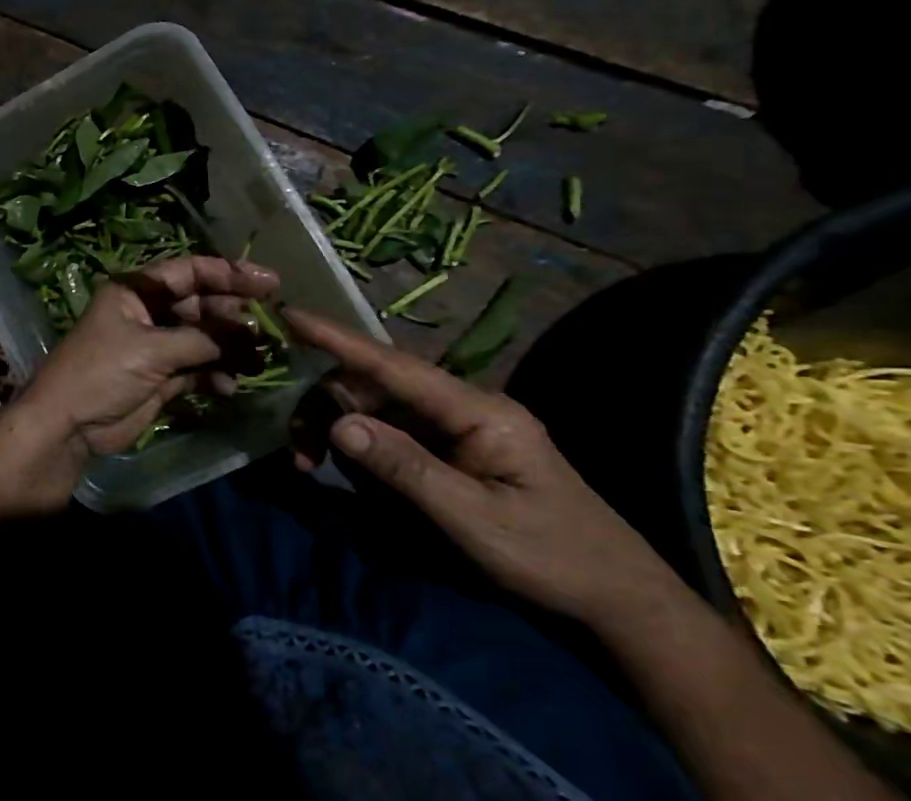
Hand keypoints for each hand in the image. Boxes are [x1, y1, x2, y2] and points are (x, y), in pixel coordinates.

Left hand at [0, 256, 278, 531]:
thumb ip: (203, 338)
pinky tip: (230, 387)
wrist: (68, 426)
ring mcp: (155, 346)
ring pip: (204, 338)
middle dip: (234, 317)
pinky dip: (216, 375)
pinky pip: (198, 368)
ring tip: (258, 361)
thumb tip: (251, 331)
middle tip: (271, 329)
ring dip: (231, 349)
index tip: (270, 284)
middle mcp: (147, 313)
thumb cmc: (101, 374)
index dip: (229, 274)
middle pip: (201, 305)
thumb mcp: (151, 350)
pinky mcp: (161, 378)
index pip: (189, 272)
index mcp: (135, 291)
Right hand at [283, 308, 686, 623]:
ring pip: (377, 407)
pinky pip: (391, 431)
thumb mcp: (474, 518)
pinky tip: (346, 470)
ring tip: (311, 466)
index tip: (291, 315)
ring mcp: (459, 425)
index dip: (338, 339)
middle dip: (326, 407)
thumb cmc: (552, 557)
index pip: (395, 365)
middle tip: (297, 452)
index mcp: (480, 411)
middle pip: (375, 386)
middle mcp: (465, 406)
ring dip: (337, 429)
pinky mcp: (453, 446)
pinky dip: (359, 445)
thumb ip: (405, 468)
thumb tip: (339, 424)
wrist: (619, 597)